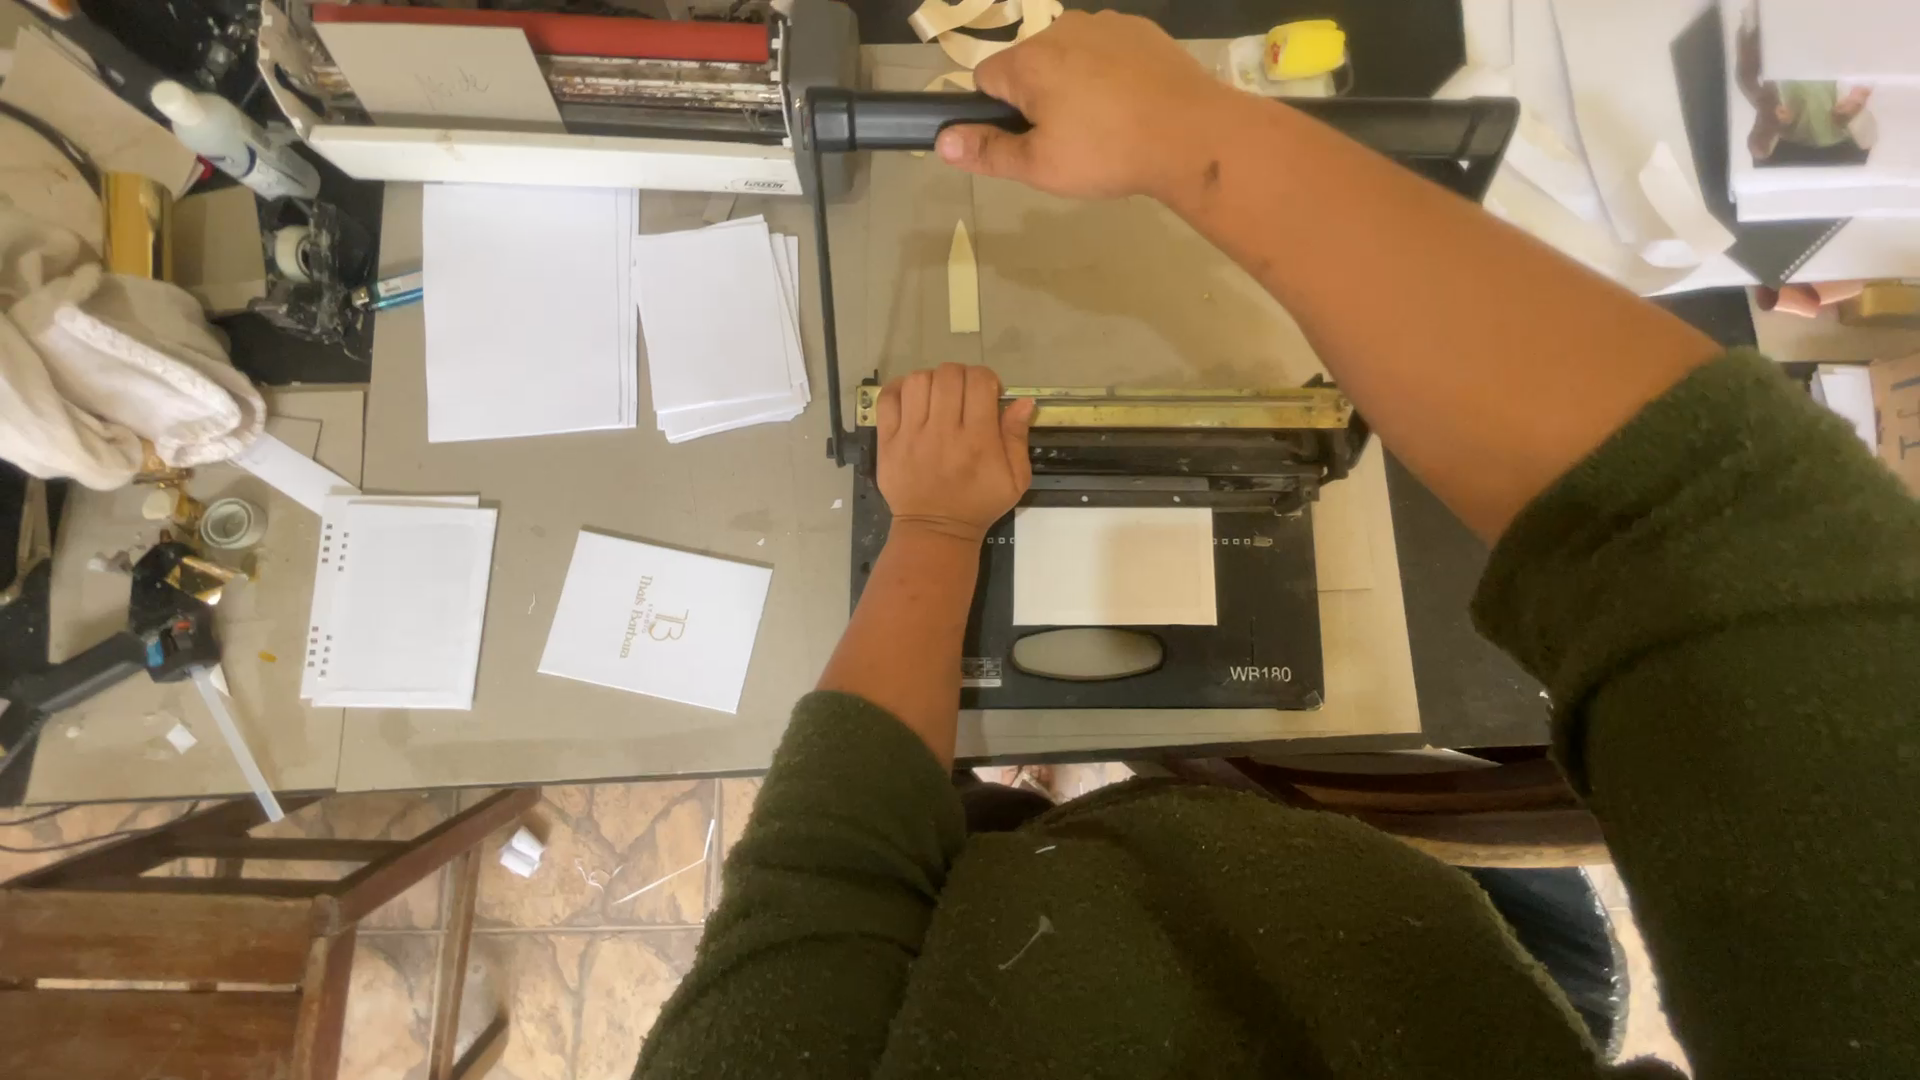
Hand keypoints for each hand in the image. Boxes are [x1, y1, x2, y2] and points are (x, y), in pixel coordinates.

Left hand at [876, 364, 1035, 543]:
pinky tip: (912, 400)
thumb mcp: (1015, 479)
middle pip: (948, 375)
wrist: (936, 529)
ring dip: (932, 382)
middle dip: (961, 377)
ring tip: (937, 399)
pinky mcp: (888, 441)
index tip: (987, 395)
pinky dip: (899, 390)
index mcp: (977, 439)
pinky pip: (888, 399)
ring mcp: (911, 435)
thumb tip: (1023, 402)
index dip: (986, 379)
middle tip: (963, 396)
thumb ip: (1018, 438)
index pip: (979, 381)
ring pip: (918, 380)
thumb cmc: (979, 504)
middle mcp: (943, 431)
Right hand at [935, 11, 1239, 202]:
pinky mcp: (1140, 30)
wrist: (1189, 133)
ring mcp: (1104, 24)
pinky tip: (1127, 108)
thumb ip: (988, 152)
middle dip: (1035, 100)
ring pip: (1068, 58)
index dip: (995, 113)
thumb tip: (942, 141)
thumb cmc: (1105, 154)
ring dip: (1071, 87)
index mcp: (1029, 61)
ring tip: (1101, 129)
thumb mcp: (1039, 166)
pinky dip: (1106, 77)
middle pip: (1028, 66)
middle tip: (1065, 145)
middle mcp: (1061, 28)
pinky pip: (1105, 52)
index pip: (985, 78)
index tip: (1021, 141)